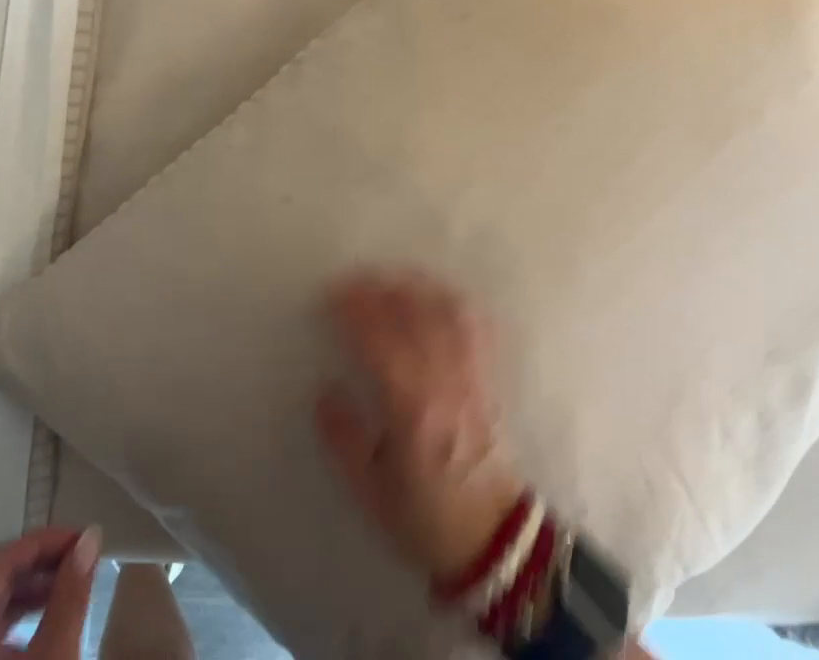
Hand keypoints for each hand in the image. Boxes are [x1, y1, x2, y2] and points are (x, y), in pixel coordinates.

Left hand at [0, 527, 101, 658]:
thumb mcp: (54, 653)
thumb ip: (69, 598)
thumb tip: (90, 539)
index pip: (0, 559)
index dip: (43, 541)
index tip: (85, 538)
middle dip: (44, 561)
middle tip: (85, 557)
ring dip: (39, 587)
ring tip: (76, 584)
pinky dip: (29, 613)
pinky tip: (55, 618)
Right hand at [315, 271, 526, 584]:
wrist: (493, 540)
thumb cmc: (425, 518)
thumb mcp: (368, 489)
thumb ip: (343, 438)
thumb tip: (326, 391)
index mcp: (412, 411)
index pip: (380, 343)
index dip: (354, 313)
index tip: (329, 296)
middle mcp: (447, 387)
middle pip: (415, 319)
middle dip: (381, 291)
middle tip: (352, 280)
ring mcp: (474, 381)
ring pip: (450, 317)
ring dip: (419, 289)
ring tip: (391, 278)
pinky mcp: (491, 384)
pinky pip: (479, 332)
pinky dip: (457, 306)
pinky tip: (438, 297)